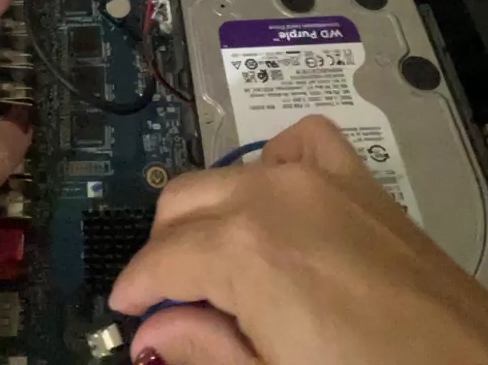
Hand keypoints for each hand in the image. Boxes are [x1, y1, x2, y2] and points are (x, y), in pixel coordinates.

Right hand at [110, 115, 487, 364]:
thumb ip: (205, 351)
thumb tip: (151, 333)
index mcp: (246, 249)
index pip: (162, 258)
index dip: (137, 289)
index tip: (127, 313)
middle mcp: (272, 194)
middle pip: (183, 203)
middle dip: (165, 251)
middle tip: (172, 307)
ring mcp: (320, 179)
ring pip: (227, 175)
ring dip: (209, 215)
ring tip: (220, 270)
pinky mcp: (360, 181)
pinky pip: (298, 144)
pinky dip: (273, 166)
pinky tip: (278, 205)